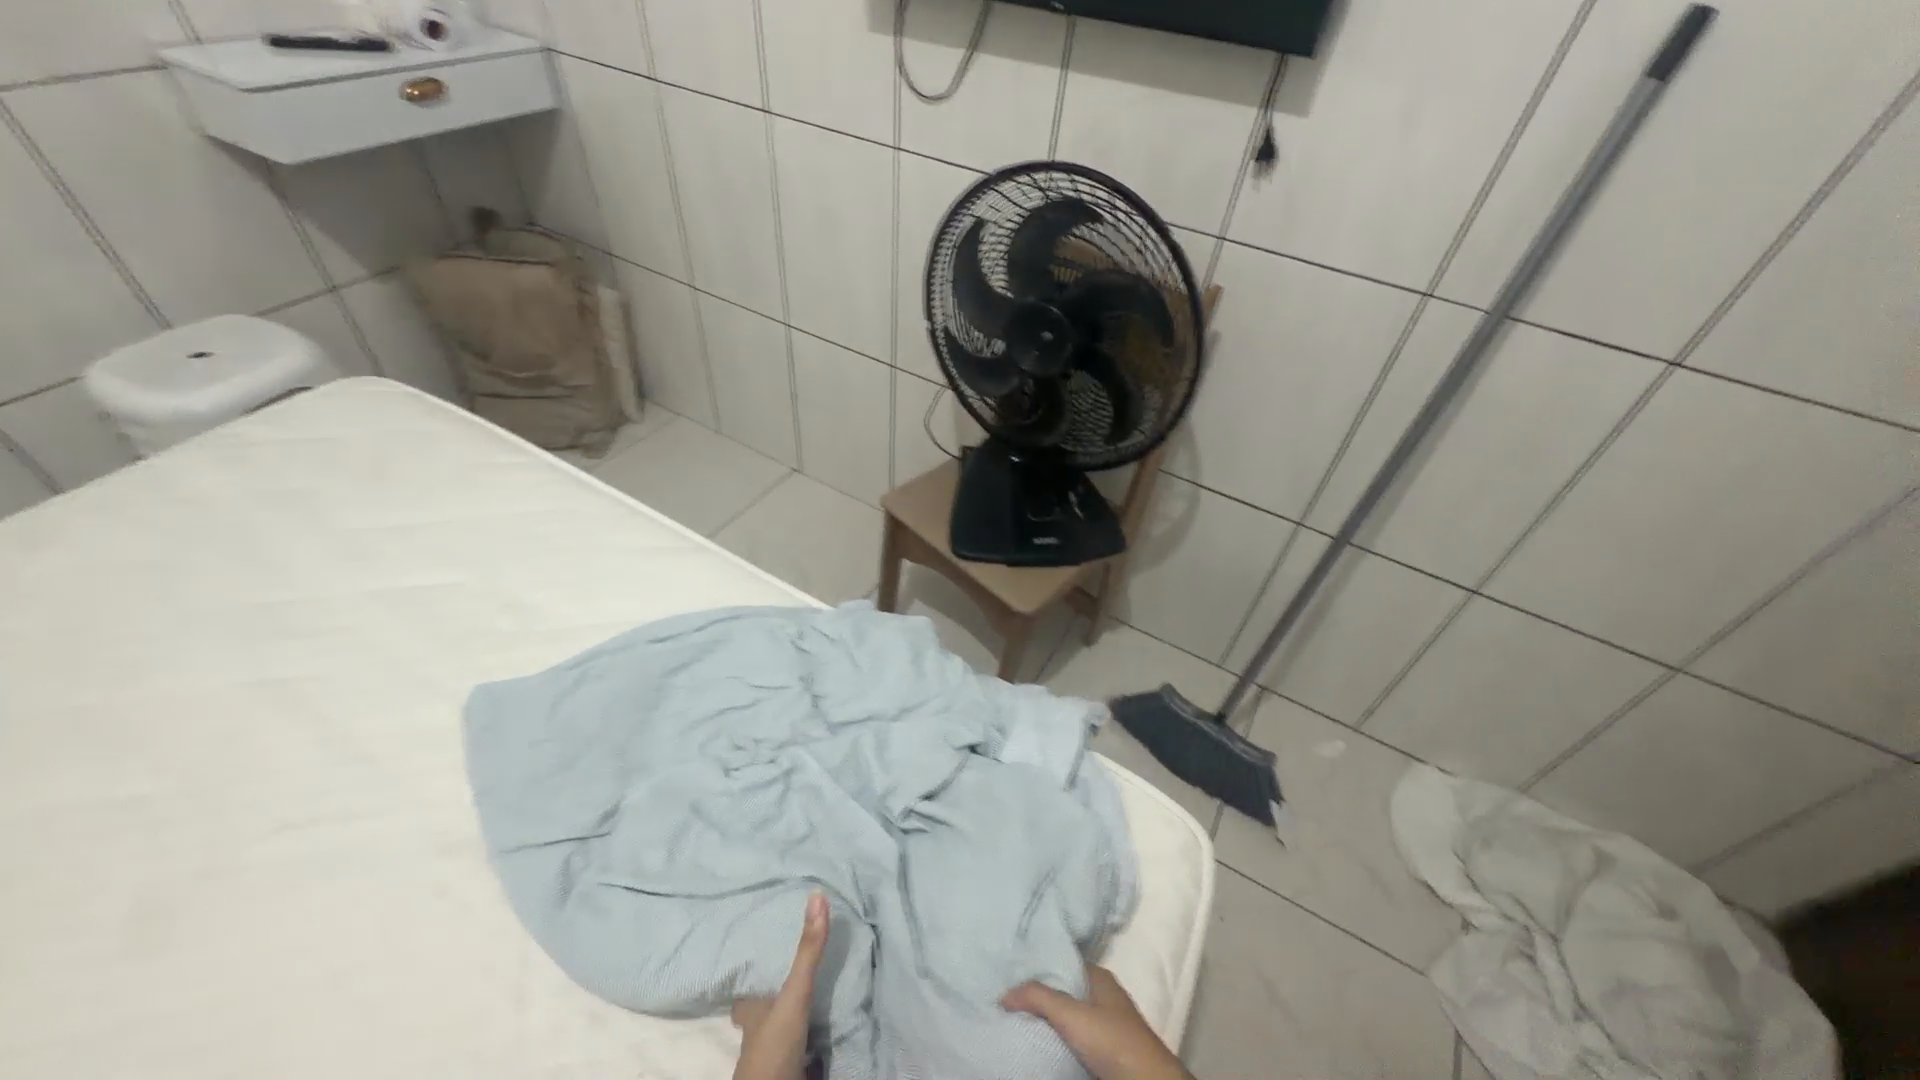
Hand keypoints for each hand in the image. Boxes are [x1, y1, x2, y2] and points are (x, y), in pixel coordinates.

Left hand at [731, 892, 828, 1079]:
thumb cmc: (774, 1041)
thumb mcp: (794, 992)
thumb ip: (807, 951)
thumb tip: (818, 894)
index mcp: (752, 1008)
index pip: (746, 989)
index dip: (752, 975)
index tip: (763, 957)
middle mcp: (758, 1029)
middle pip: (762, 1009)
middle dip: (774, 995)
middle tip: (790, 975)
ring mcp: (774, 1052)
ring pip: (779, 1028)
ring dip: (792, 1017)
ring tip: (814, 997)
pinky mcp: (792, 1068)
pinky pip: (800, 1049)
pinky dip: (809, 1042)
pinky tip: (822, 1034)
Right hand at [1002, 964, 1192, 1079]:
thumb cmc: (1112, 1041)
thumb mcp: (1071, 1014)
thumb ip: (1038, 997)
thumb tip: (1004, 994)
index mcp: (1099, 977)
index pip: (1061, 962)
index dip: (1037, 966)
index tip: (1008, 971)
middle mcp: (1101, 996)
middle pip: (1062, 991)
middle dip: (1037, 994)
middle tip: (1005, 996)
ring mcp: (1103, 1024)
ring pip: (1066, 1017)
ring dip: (1045, 1020)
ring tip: (1012, 1018)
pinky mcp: (1102, 1050)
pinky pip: (1071, 1039)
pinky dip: (1054, 1040)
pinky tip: (1034, 1041)